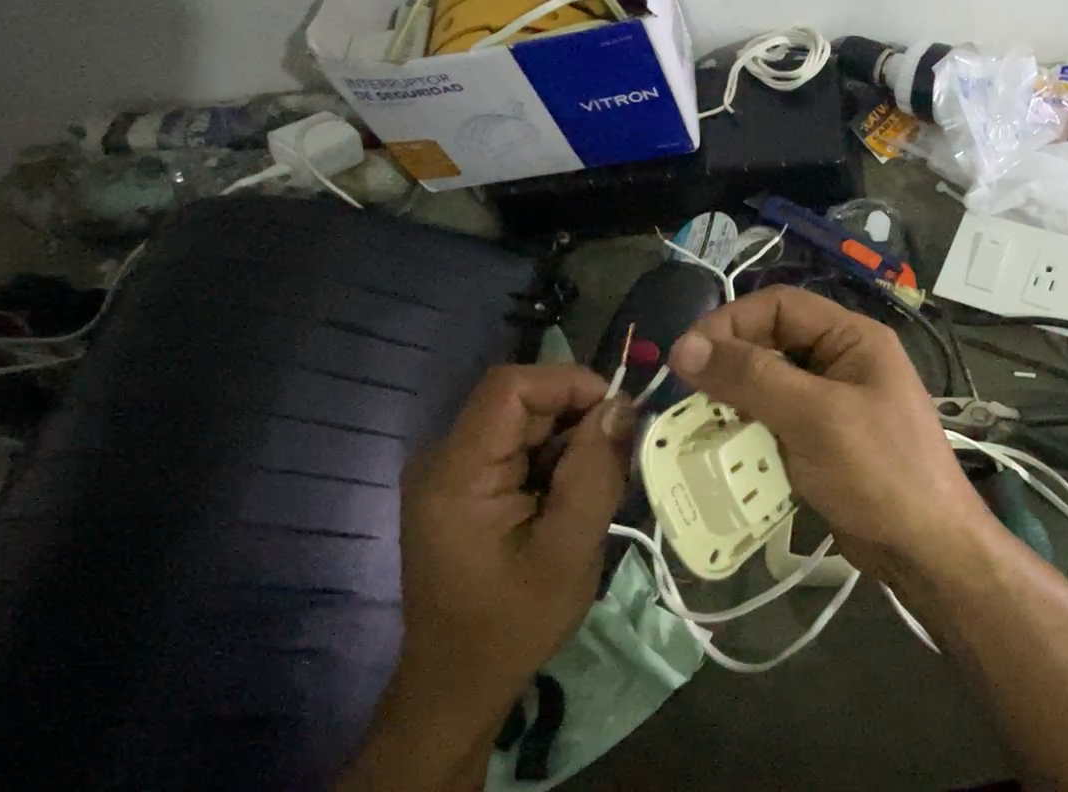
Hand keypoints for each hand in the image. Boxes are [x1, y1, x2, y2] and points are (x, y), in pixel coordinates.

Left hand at [396, 365, 636, 707]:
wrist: (458, 683)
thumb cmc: (512, 622)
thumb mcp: (569, 548)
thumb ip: (595, 471)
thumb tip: (621, 405)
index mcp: (458, 473)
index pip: (510, 387)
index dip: (569, 384)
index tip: (617, 417)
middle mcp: (446, 461)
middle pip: (521, 404)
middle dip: (579, 421)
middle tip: (619, 462)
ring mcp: (454, 475)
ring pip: (527, 425)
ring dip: (573, 444)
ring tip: (599, 490)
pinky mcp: (467, 490)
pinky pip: (521, 451)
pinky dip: (558, 463)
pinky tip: (576, 502)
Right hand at [666, 286, 994, 579]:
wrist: (924, 546)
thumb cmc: (879, 471)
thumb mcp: (815, 417)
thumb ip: (751, 378)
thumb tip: (685, 346)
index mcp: (853, 339)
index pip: (781, 305)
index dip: (731, 322)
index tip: (686, 356)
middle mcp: (843, 363)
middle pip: (772, 344)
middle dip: (729, 367)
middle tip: (687, 398)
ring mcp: (834, 404)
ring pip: (768, 387)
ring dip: (734, 405)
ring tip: (701, 428)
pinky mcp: (822, 443)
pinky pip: (775, 424)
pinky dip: (749, 436)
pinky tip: (727, 455)